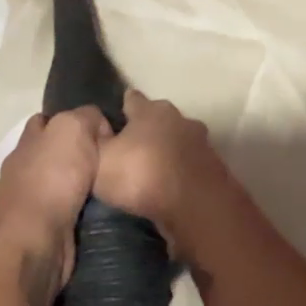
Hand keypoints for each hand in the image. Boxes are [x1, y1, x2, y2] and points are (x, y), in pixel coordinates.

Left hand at [0, 107, 109, 294]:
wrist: (35, 243)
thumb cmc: (52, 178)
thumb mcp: (72, 128)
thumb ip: (87, 117)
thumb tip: (98, 129)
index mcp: (29, 142)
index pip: (49, 121)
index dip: (74, 120)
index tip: (105, 128)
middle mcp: (28, 169)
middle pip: (61, 153)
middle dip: (86, 154)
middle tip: (119, 156)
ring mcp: (36, 202)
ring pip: (70, 184)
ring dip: (91, 184)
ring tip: (121, 181)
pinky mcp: (48, 231)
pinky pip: (75, 212)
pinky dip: (90, 210)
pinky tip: (110, 208)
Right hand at [93, 90, 227, 254]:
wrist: (194, 205)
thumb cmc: (141, 174)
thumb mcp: (101, 159)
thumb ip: (95, 141)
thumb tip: (93, 127)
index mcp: (151, 110)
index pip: (132, 99)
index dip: (121, 108)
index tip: (112, 118)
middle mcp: (179, 117)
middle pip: (157, 119)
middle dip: (145, 130)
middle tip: (128, 149)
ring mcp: (200, 141)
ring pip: (176, 140)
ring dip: (165, 151)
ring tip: (149, 171)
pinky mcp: (212, 166)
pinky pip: (188, 163)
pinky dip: (179, 171)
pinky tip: (168, 185)